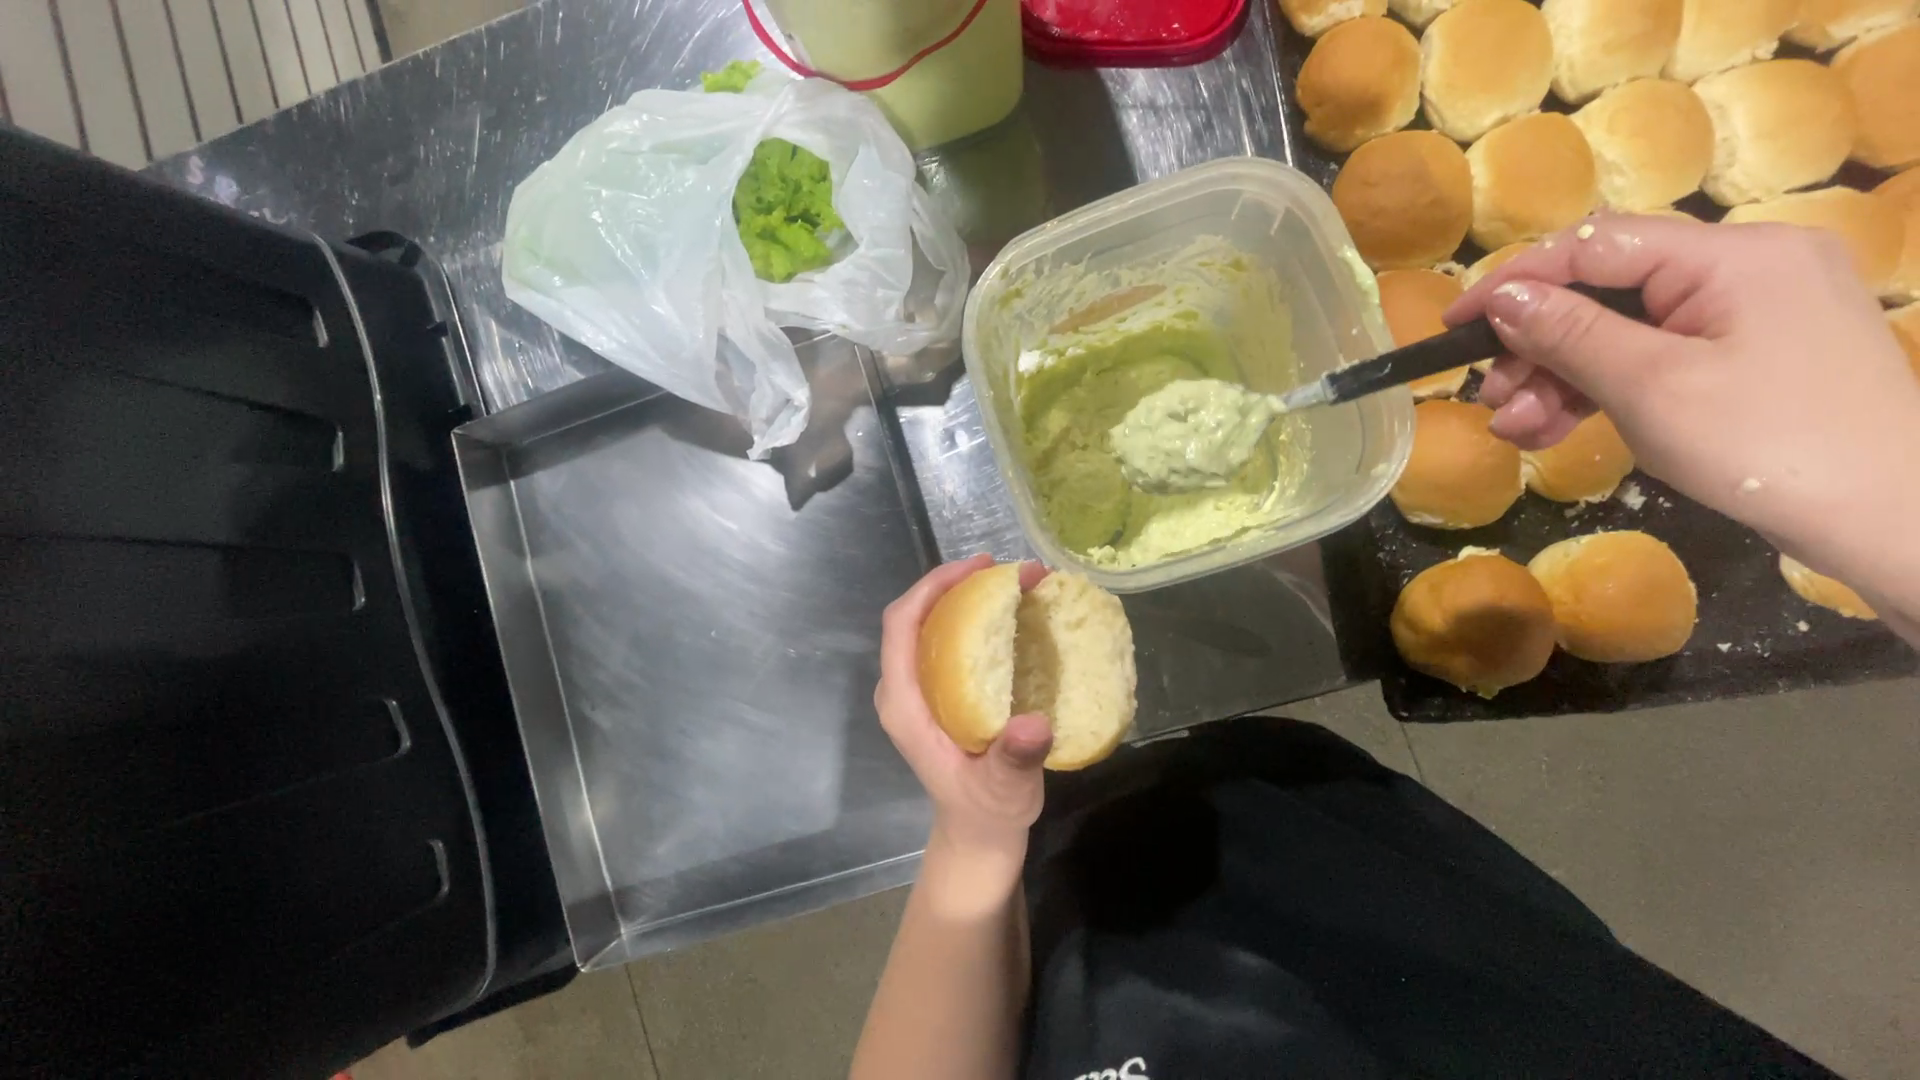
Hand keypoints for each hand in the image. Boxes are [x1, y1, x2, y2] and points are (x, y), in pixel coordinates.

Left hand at [877, 555, 1052, 873]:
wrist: (980, 833)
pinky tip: (1010, 614)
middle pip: (915, 617)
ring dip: (967, 598)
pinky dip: (974, 619)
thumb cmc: (987, 812)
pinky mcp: (938, 694)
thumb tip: (1030, 725)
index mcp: (905, 706)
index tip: (976, 569)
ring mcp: (919, 691)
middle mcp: (905, 690)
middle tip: (1008, 571)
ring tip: (1015, 584)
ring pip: (931, 626)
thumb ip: (1013, 760)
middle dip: (956, 585)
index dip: (931, 588)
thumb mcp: (1005, 790)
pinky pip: (947, 641)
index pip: (900, 627)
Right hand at [1446, 214, 1919, 593]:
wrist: (1890, 515)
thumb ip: (1569, 333)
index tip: (1454, 324)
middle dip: (1536, 346)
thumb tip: (1502, 299)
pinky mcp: (1748, 352)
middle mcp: (1743, 267)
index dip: (1516, 281)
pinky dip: (1598, 389)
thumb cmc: (1765, 443)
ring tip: (1516, 430)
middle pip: (1604, 291)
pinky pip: (1652, 356)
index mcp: (1732, 256)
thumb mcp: (1649, 385)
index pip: (1595, 245)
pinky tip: (1554, 428)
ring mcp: (1749, 311)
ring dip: (1557, 378)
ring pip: (1620, 330)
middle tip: (1491, 399)